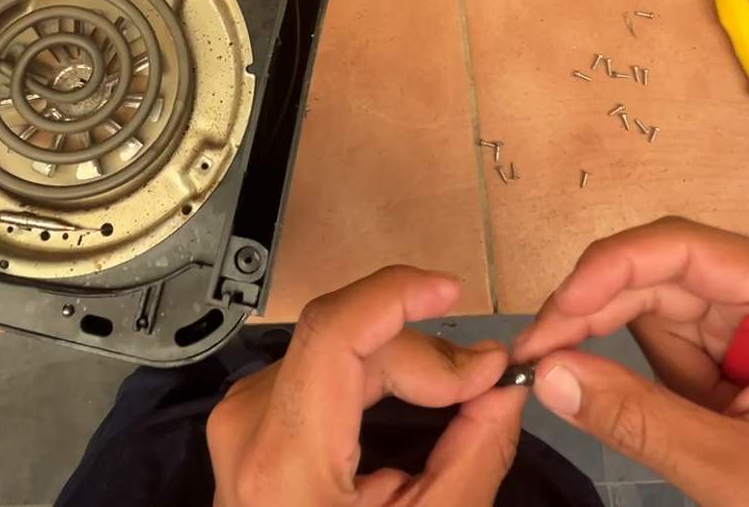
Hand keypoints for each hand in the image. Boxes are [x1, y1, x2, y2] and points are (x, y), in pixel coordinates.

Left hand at [208, 266, 526, 505]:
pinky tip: (413, 396)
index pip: (335, 330)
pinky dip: (375, 373)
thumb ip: (472, 456)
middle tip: (486, 379)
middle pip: (346, 338)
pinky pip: (323, 367)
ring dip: (403, 361)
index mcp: (284, 458)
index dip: (396, 294)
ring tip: (455, 390)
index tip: (451, 290)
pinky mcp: (250, 413)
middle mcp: (250, 420)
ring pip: (337, 347)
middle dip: (424, 352)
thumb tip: (505, 386)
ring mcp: (243, 413)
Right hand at [514, 217, 748, 506]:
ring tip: (556, 368)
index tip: (555, 313)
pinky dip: (623, 363)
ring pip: (651, 304)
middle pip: (660, 273)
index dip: (610, 267)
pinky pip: (663, 341)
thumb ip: (639, 419)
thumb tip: (544, 372)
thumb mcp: (744, 477)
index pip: (687, 249)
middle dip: (594, 307)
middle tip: (535, 352)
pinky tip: (599, 382)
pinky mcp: (737, 357)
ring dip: (601, 334)